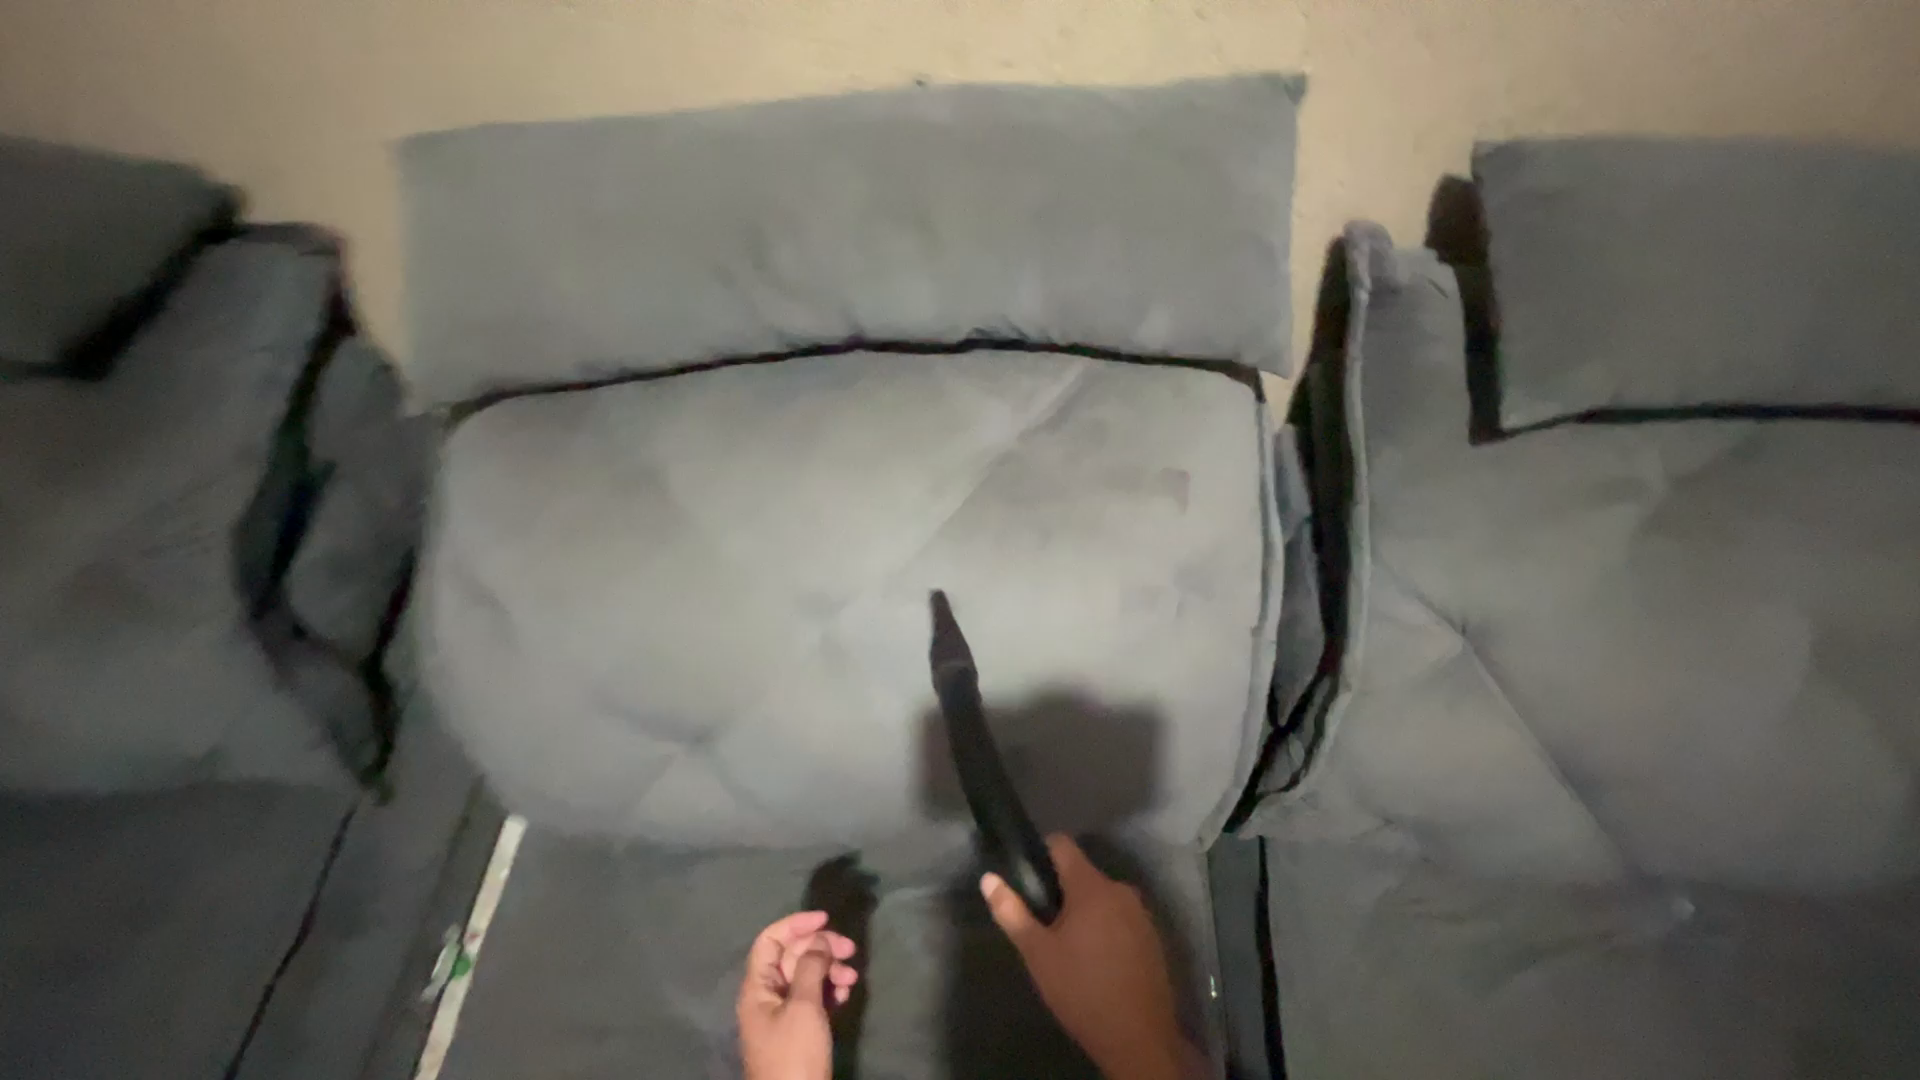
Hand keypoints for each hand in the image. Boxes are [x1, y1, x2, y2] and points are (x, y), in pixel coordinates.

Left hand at [737, 911, 858, 1079]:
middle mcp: (766, 996)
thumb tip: (819, 940)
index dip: (796, 924)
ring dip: (830, 969)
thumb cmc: (794, 1054)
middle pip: (792, 955)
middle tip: (849, 950)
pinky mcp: (797, 1030)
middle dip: (821, 947)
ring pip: (805, 975)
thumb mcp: (804, 1007)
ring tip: (851, 979)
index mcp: (757, 987)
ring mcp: (781, 1014)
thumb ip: (811, 967)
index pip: (770, 940)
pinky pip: (812, 997)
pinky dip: (829, 990)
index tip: (826, 919)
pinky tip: (844, 995)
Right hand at [982, 836, 1197, 1079]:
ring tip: (1068, 945)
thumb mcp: (1037, 953)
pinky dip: (1106, 928)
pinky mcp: (1152, 937)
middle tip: (1043, 923)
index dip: (1041, 852)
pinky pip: (1121, 918)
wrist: (1139, 1039)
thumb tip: (989, 879)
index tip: (1027, 875)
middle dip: (1062, 891)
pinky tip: (1096, 959)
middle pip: (1083, 874)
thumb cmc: (1081, 990)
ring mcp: (1141, 913)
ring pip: (1103, 898)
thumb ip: (1012, 912)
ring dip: (1085, 911)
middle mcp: (1120, 889)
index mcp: (1091, 886)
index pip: (1063, 845)